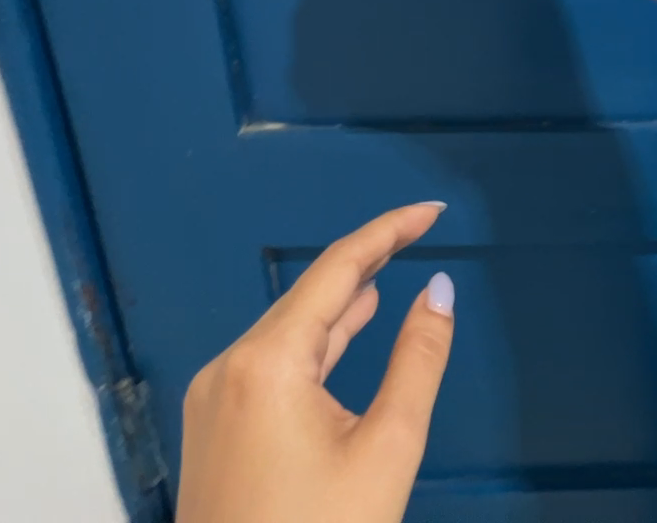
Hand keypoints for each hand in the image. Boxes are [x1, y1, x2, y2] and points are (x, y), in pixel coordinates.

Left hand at [176, 203, 453, 522]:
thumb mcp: (389, 445)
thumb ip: (418, 356)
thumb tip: (439, 289)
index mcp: (267, 363)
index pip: (338, 270)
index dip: (389, 231)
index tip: (432, 211)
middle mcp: (230, 368)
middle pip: (310, 292)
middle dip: (370, 257)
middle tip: (423, 229)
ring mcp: (217, 398)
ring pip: (293, 325)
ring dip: (347, 294)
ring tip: (397, 261)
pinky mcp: (219, 425)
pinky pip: (278, 358)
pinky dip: (323, 334)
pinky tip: (353, 321)